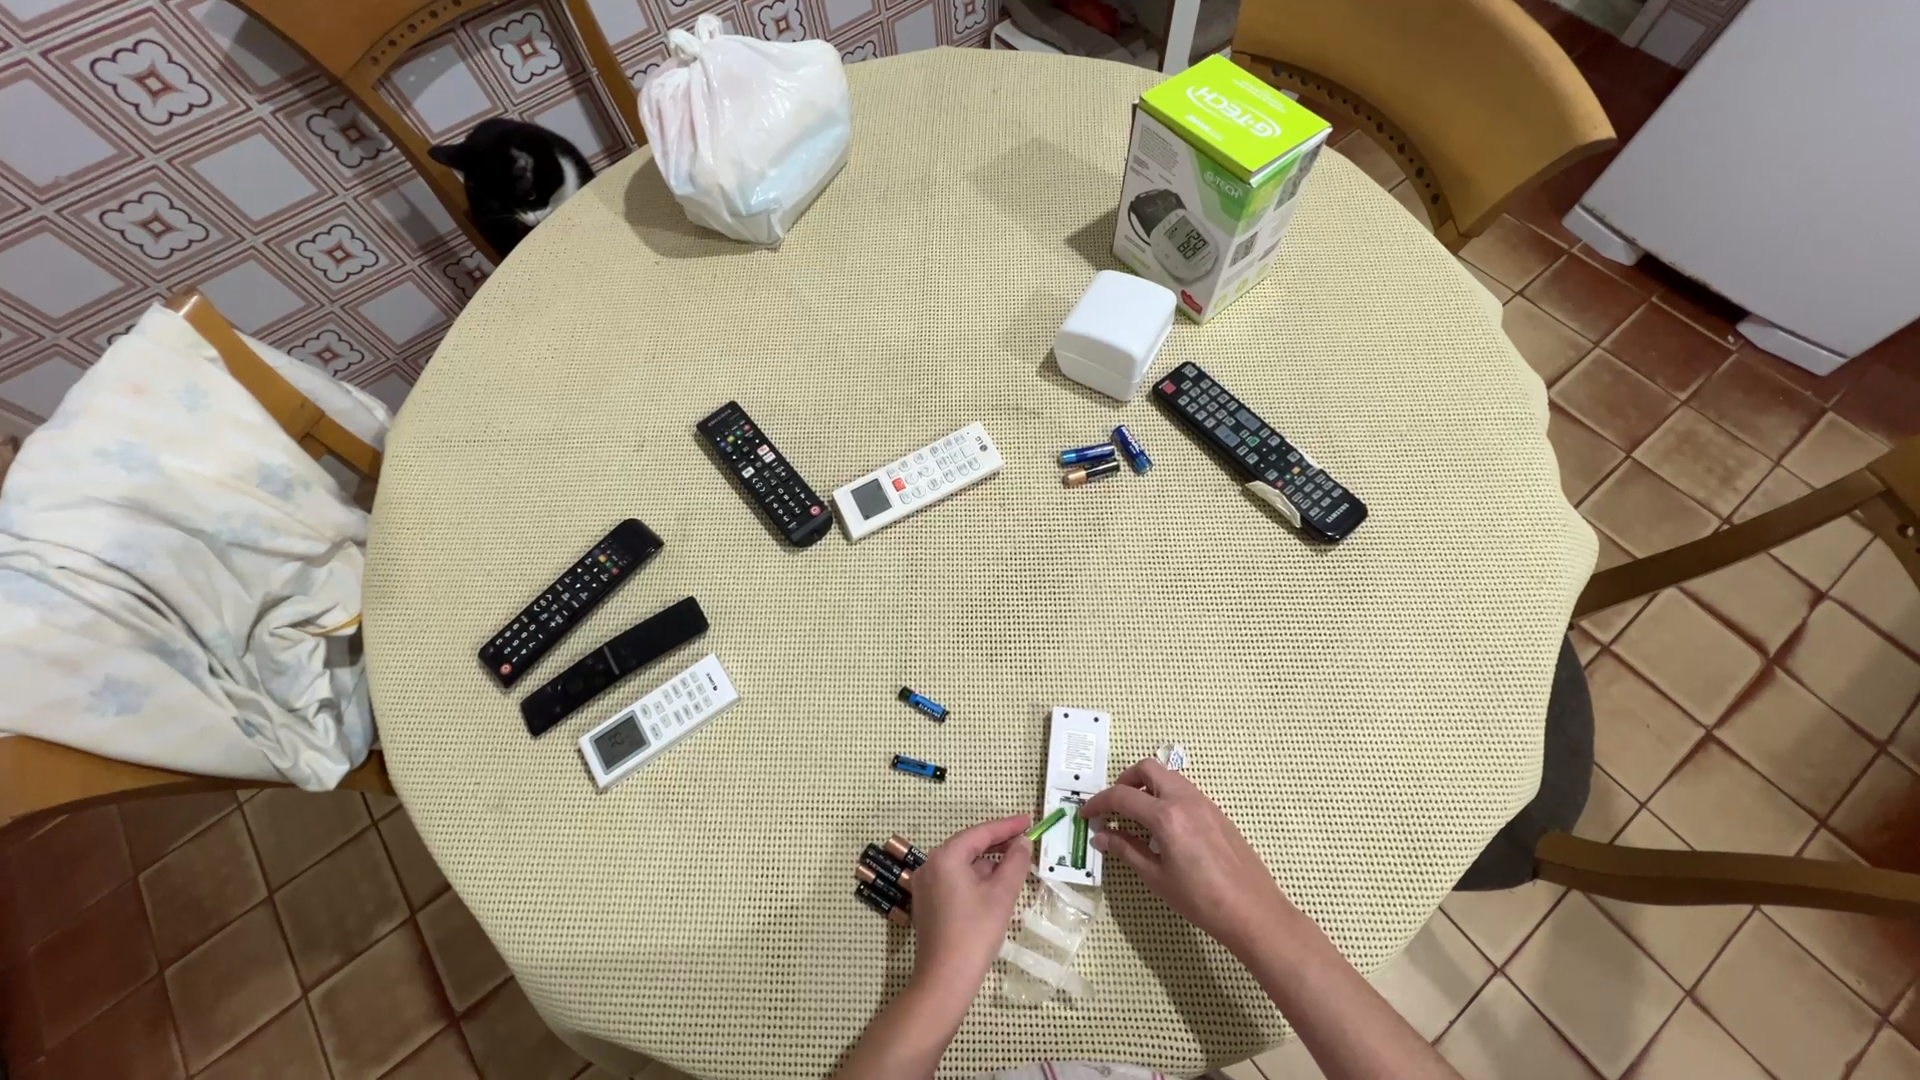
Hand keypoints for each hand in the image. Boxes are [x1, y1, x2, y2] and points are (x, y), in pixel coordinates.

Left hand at [905, 815, 1032, 999]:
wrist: (944, 980)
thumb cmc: (975, 932)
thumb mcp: (1002, 894)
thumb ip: (1015, 862)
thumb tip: (1023, 842)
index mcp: (945, 857)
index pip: (981, 832)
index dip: (1007, 826)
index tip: (1028, 821)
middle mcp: (930, 865)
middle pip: (969, 846)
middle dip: (997, 844)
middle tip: (1024, 841)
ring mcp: (925, 884)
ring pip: (962, 864)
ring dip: (987, 864)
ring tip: (1013, 867)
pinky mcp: (927, 903)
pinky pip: (954, 880)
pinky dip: (974, 879)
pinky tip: (993, 888)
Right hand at [1081, 758, 1290, 954]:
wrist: (1254, 912)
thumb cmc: (1201, 900)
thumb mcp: (1157, 878)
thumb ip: (1126, 850)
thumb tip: (1100, 836)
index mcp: (1166, 816)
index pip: (1122, 796)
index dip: (1099, 803)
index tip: (1087, 815)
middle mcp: (1184, 799)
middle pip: (1147, 768)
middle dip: (1124, 781)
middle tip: (1115, 807)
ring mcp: (1204, 802)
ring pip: (1168, 776)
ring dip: (1147, 786)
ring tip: (1137, 816)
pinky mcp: (1217, 811)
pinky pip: (1184, 790)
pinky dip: (1166, 796)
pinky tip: (1165, 827)